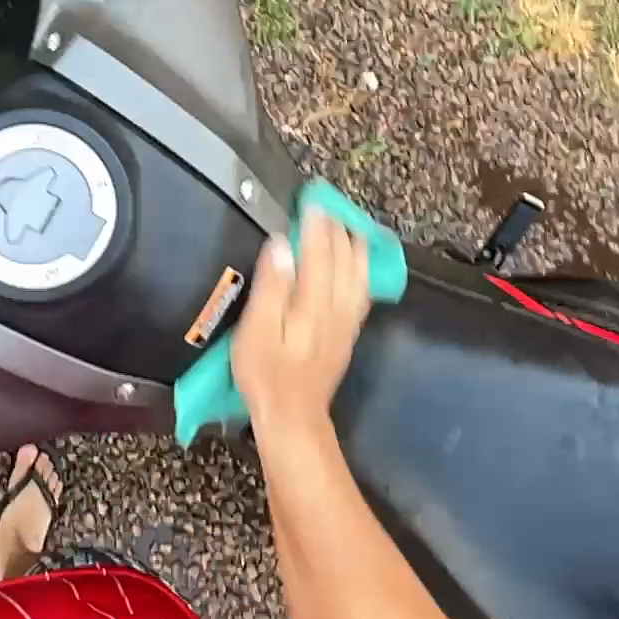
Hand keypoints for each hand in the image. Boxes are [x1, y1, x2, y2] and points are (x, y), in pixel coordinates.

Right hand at [232, 210, 371, 435]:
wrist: (293, 416)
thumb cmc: (265, 372)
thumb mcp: (256, 329)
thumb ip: (272, 285)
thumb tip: (282, 244)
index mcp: (313, 303)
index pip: (320, 253)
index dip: (316, 225)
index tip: (312, 201)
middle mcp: (337, 308)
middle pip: (345, 260)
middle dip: (337, 230)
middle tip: (327, 207)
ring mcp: (347, 322)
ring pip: (359, 274)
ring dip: (353, 247)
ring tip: (348, 227)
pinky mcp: (348, 333)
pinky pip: (361, 292)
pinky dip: (361, 270)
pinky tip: (356, 265)